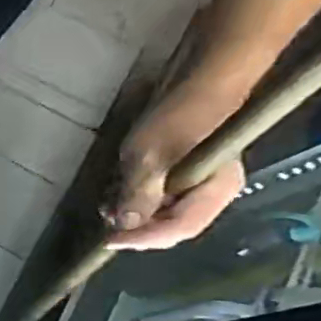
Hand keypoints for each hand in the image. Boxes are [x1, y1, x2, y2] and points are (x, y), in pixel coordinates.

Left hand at [106, 102, 245, 251]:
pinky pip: (160, 194)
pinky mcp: (182, 168)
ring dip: (133, 214)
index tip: (108, 241)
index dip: (143, 239)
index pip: (180, 229)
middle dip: (137, 229)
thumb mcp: (150, 157)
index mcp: (215, 190)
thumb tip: (126, 225)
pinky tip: (114, 193)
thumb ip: (140, 193)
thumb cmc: (178, 116)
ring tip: (106, 208)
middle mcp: (211, 190)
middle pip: (173, 224)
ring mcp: (198, 179)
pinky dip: (136, 198)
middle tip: (105, 223)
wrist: (196, 79)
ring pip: (164, 211)